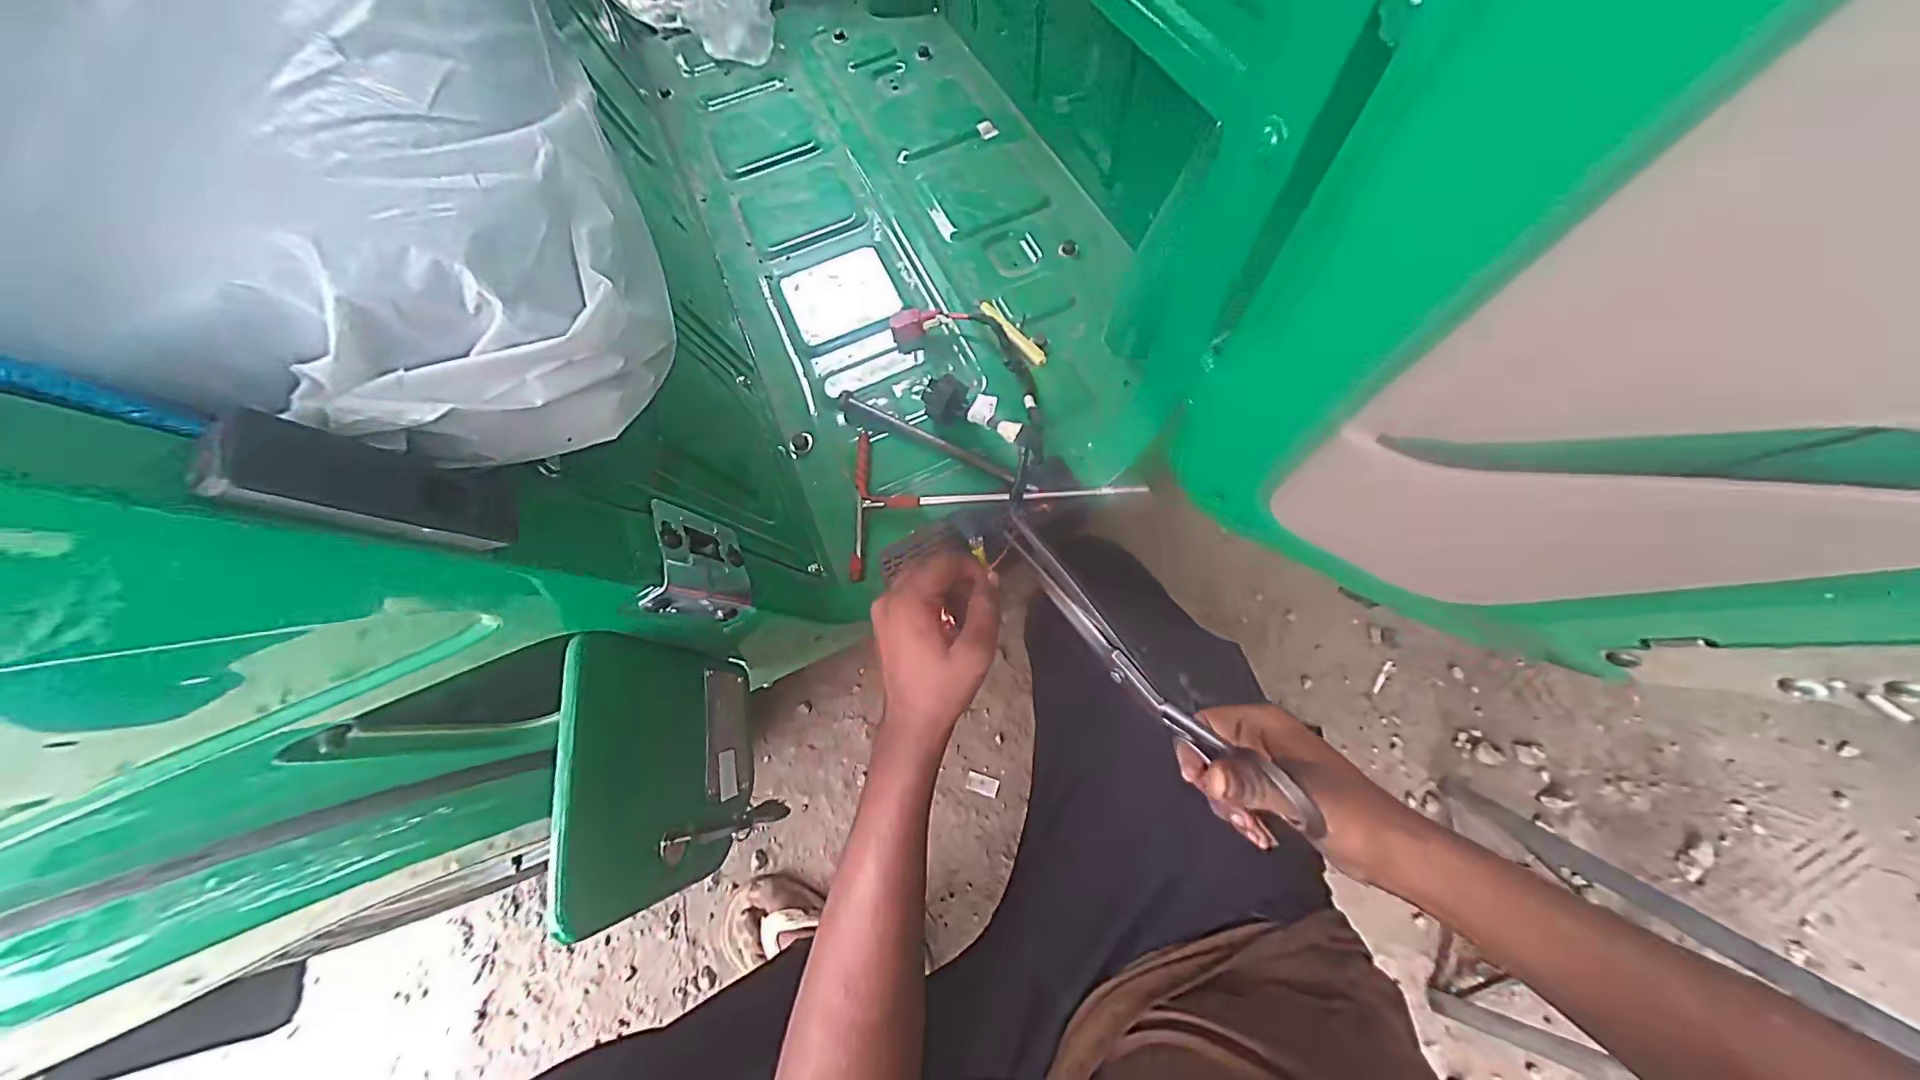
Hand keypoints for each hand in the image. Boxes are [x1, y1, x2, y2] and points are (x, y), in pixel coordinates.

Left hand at [870, 551, 1000, 750]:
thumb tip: (989, 577)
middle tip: (980, 599)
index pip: (943, 561)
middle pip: (929, 566)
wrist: (912, 721)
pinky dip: (931, 596)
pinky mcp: (883, 620)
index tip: (989, 586)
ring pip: (919, 578)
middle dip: (958, 576)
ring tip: (967, 611)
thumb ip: (985, 607)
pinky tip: (948, 620)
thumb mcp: (976, 650)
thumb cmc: (943, 689)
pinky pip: (910, 593)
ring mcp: (882, 608)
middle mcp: (889, 597)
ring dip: (946, 586)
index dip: (970, 567)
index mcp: (908, 601)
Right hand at [1175, 704, 1445, 884]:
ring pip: (1222, 778)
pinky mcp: (1274, 788)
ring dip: (1231, 807)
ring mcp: (1268, 763)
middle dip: (1217, 787)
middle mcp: (1262, 737)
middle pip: (1209, 752)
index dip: (1195, 751)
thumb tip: (1210, 778)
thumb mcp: (1294, 797)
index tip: (1202, 784)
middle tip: (1240, 814)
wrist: (1391, 851)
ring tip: (1255, 828)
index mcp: (1264, 724)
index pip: (1205, 722)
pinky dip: (1243, 815)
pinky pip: (1239, 795)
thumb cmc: (1350, 814)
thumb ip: (1248, 784)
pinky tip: (1261, 833)